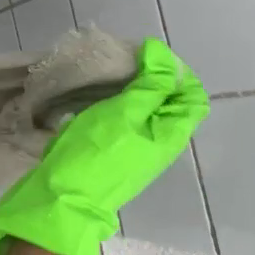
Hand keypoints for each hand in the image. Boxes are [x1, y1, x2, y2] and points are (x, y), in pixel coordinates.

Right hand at [0, 38, 208, 254]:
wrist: (62, 198)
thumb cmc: (95, 153)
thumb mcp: (124, 111)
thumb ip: (150, 84)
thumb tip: (163, 56)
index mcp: (171, 133)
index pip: (192, 94)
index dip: (175, 72)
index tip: (145, 58)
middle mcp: (161, 143)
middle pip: (169, 103)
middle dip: (151, 79)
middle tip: (121, 65)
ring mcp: (138, 152)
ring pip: (145, 113)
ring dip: (131, 93)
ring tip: (106, 80)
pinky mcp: (116, 156)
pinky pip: (126, 124)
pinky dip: (116, 108)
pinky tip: (95, 103)